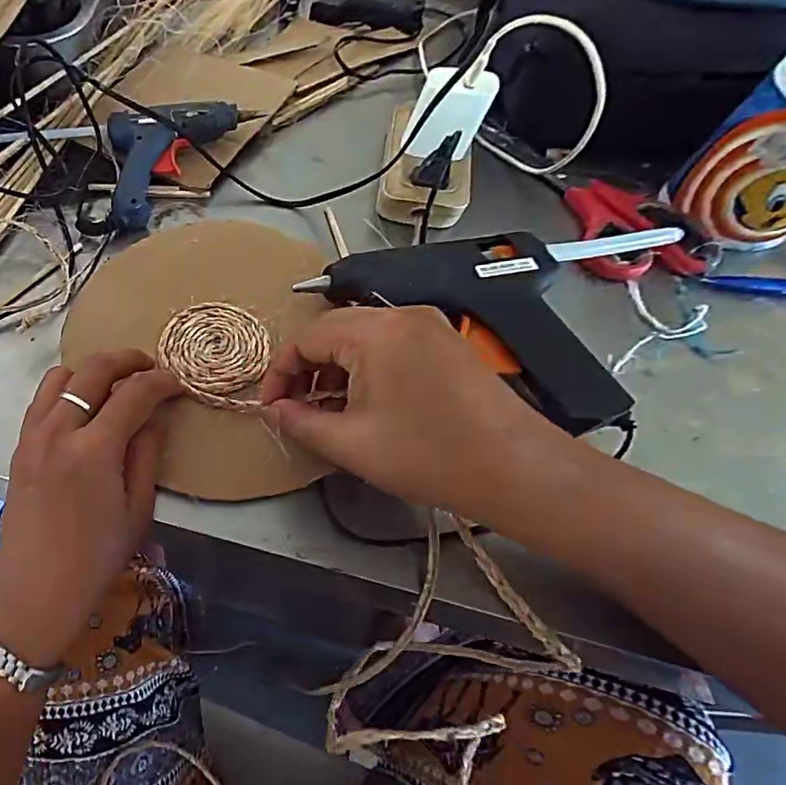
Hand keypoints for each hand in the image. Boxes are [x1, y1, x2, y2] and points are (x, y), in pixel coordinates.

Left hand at [0, 350, 182, 666]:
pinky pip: (41, 401)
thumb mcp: (137, 510)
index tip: (177, 384)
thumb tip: (153, 417)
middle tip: (149, 368)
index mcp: (94, 449)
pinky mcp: (18, 448)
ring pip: (60, 377)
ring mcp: (32, 437)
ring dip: (90, 371)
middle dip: (126, 360)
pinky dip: (65, 391)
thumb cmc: (95, 558)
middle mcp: (58, 431)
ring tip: (113, 386)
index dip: (161, 382)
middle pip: (93, 370)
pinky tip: (82, 409)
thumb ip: (146, 455)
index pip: (134, 394)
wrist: (35, 589)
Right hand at [257, 306, 579, 519]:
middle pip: (332, 330)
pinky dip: (363, 366)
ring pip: (360, 335)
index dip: (278, 372)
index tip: (270, 405)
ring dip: (333, 367)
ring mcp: (429, 326)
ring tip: (324, 408)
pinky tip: (360, 400)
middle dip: (304, 368)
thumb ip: (300, 422)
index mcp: (376, 332)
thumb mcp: (350, 443)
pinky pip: (388, 343)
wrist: (515, 468)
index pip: (305, 338)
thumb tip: (276, 411)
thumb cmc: (429, 455)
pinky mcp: (446, 343)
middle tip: (292, 406)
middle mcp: (403, 316)